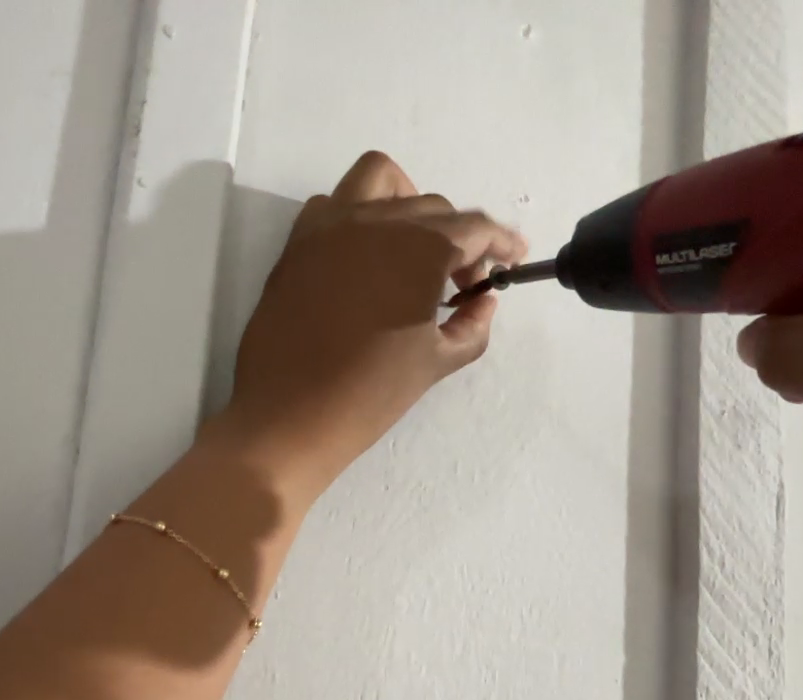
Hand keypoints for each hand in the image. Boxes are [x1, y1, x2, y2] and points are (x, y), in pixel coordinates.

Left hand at [208, 151, 526, 502]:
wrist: (288, 416)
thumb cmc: (369, 394)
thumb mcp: (435, 363)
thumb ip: (471, 326)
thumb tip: (484, 302)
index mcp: (419, 247)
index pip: (474, 228)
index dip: (501, 244)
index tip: (513, 260)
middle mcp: (376, 221)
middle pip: (434, 208)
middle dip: (460, 240)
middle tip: (461, 287)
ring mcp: (330, 226)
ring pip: (381, 181)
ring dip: (409, 203)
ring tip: (414, 250)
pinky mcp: (297, 244)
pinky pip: (333, 204)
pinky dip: (359, 217)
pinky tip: (366, 259)